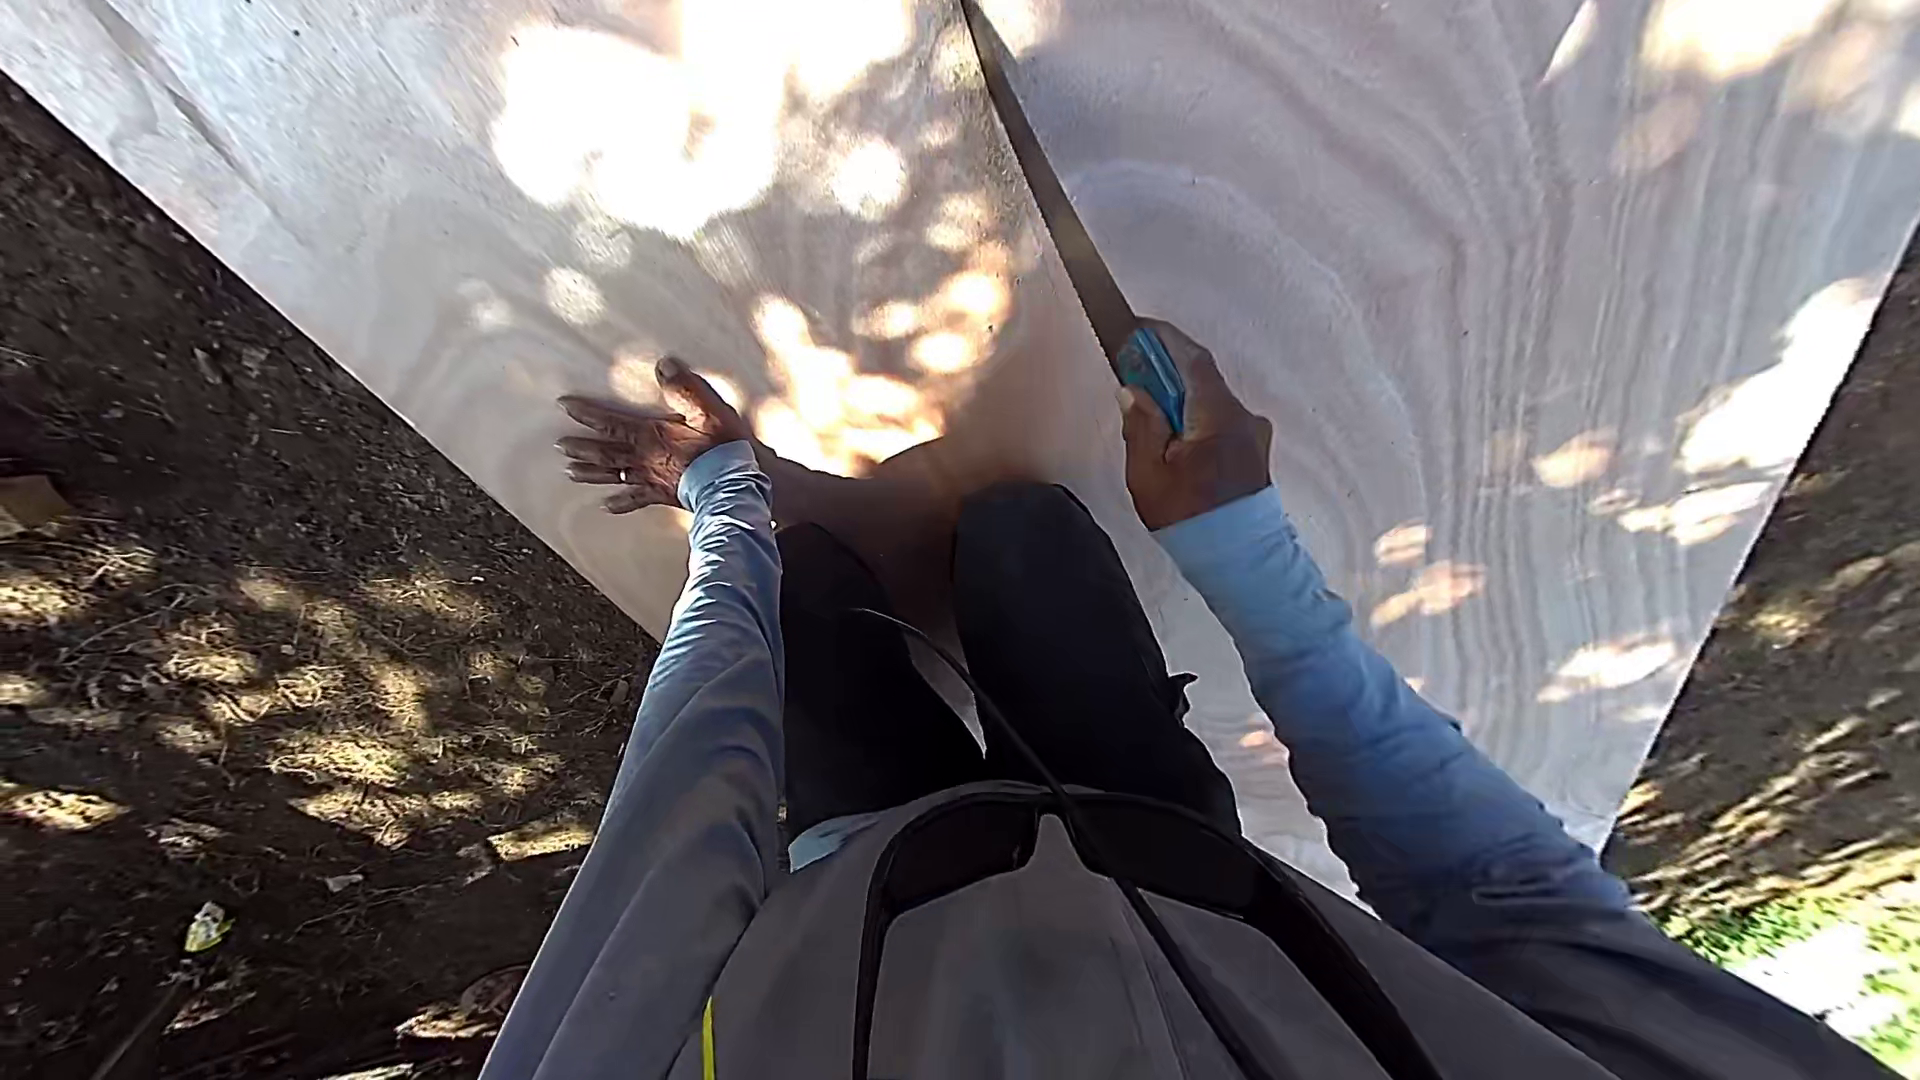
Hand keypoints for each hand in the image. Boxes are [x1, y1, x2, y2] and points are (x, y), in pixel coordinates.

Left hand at [557, 357, 753, 511]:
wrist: (730, 485)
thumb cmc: (721, 448)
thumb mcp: (709, 411)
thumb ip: (685, 388)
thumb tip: (664, 365)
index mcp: (651, 434)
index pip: (611, 422)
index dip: (587, 413)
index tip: (564, 406)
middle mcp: (644, 457)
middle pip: (606, 451)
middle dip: (582, 447)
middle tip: (561, 445)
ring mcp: (651, 479)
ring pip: (614, 475)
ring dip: (591, 473)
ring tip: (571, 472)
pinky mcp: (662, 496)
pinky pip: (636, 500)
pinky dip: (620, 503)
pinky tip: (606, 506)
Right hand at [1118, 319, 1273, 529]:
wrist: (1239, 560)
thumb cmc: (1189, 519)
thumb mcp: (1149, 474)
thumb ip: (1141, 426)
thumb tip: (1132, 392)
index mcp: (1217, 417)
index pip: (1191, 359)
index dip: (1163, 339)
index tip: (1138, 328)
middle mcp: (1243, 417)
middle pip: (1201, 378)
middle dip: (1166, 369)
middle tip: (1133, 370)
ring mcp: (1254, 433)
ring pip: (1210, 400)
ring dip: (1180, 397)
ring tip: (1150, 414)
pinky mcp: (1254, 450)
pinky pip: (1220, 419)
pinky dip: (1195, 415)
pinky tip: (1176, 436)